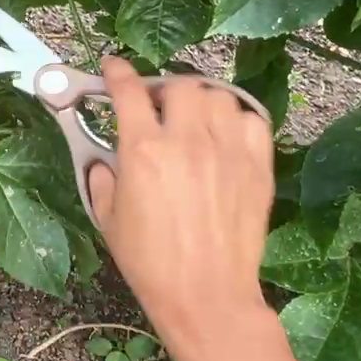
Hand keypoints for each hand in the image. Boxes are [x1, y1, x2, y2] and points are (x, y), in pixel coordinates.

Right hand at [87, 57, 275, 353]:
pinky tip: (224, 135)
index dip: (117, 72)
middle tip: (156, 107)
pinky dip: (236, 119)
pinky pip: (252, 120)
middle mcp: (187, 142)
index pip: (129, 91)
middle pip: (180, 85)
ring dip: (200, 100)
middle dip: (163, 89)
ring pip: (218, 96)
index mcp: (142, 151)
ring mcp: (228, 152)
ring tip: (192, 118)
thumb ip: (102, 177)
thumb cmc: (148, 260)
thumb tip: (104, 160)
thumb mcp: (108, 216)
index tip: (112, 67)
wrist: (204, 294)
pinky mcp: (258, 168)